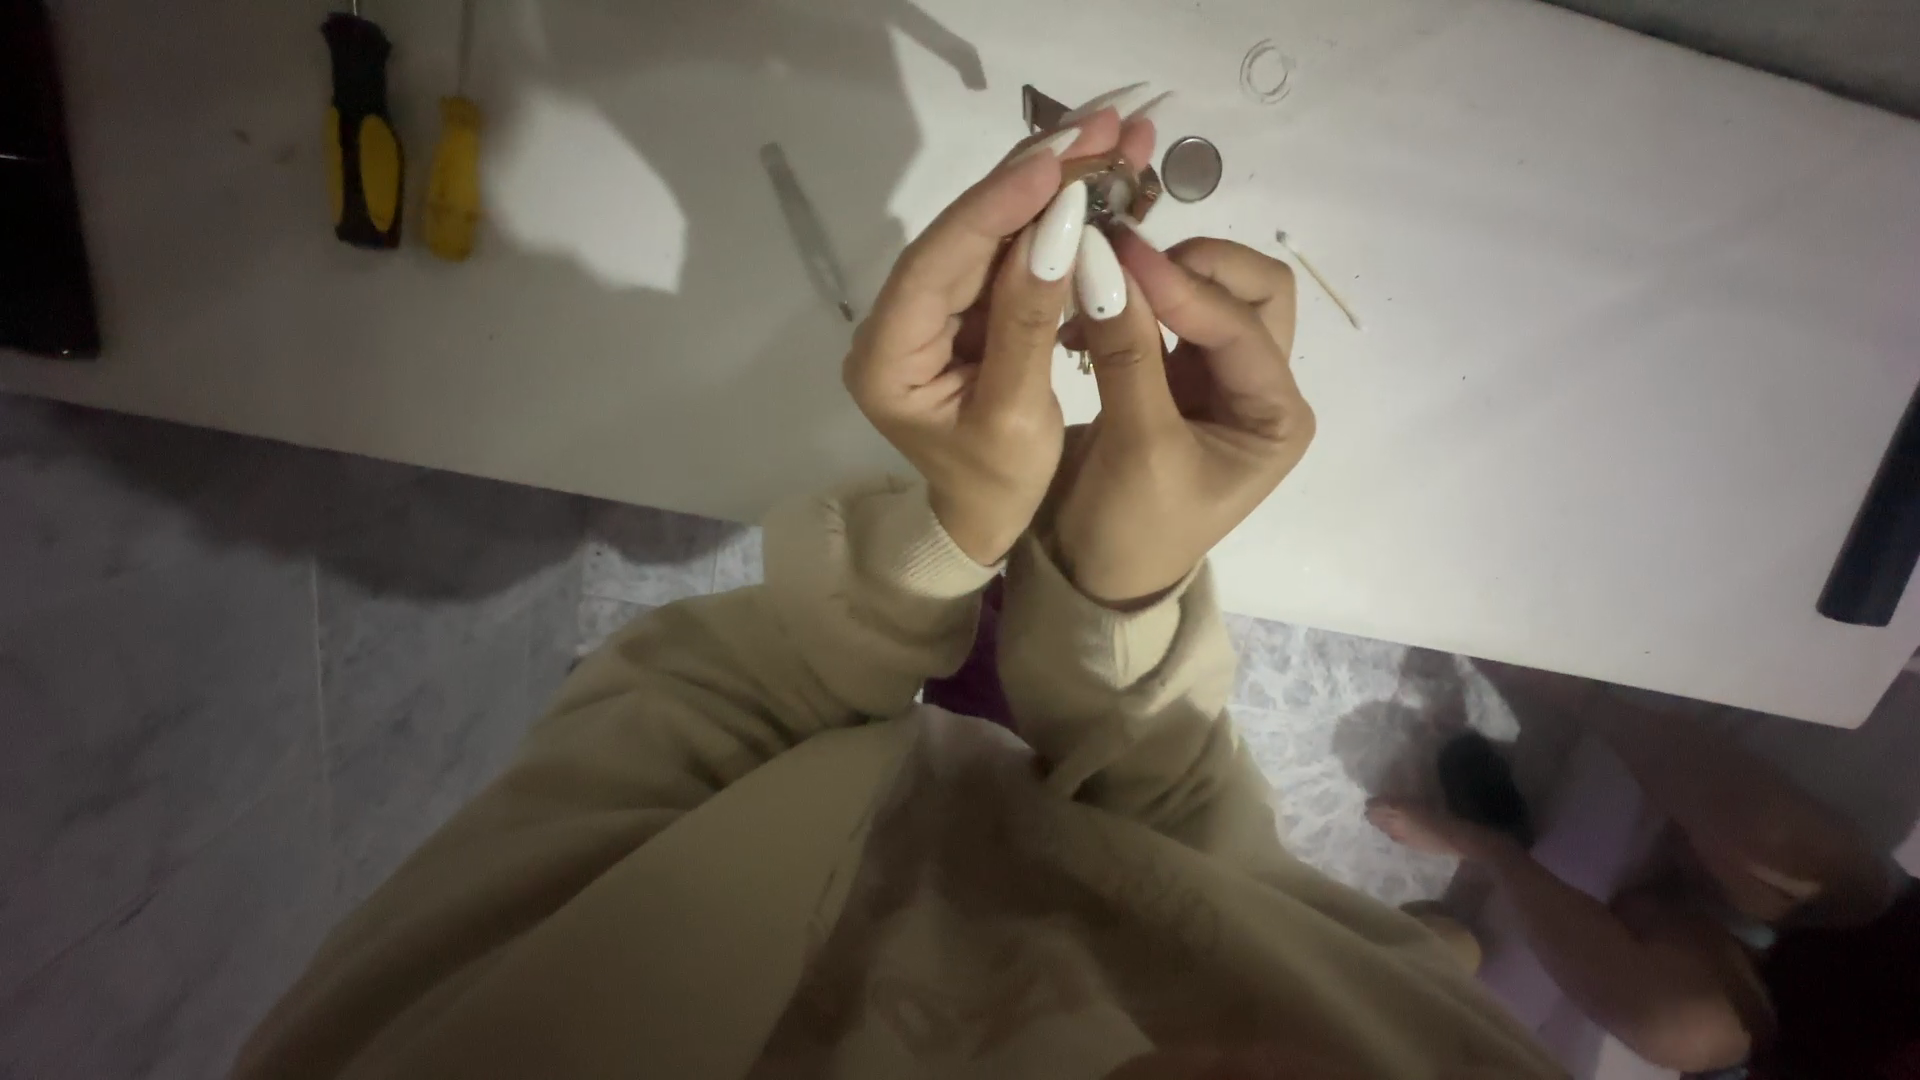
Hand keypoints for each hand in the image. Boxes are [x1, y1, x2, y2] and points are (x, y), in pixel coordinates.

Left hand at [845, 111, 1154, 564]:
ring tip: (1108, 139)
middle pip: (961, 236)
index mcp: (886, 358)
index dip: (995, 207)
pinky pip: (1002, 256)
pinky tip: (1090, 183)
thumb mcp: (1016, 414)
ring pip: (985, 235)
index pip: (936, 264)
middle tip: (1101, 124)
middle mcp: (894, 324)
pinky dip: (1046, 222)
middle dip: (1031, 179)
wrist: (984, 517)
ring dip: (1046, 188)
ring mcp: (925, 314)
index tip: (1056, 158)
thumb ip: (1028, 323)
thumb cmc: (997, 485)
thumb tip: (1057, 231)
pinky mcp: (956, 312)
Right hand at [1047, 235, 1312, 605]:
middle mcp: (1259, 391)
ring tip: (1098, 280)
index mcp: (1276, 416)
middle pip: (1251, 296)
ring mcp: (1216, 384)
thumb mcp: (1139, 447)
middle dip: (1194, 270)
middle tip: (1125, 264)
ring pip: (1209, 302)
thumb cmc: (1134, 531)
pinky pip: (1163, 325)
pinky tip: (1086, 311)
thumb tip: (1102, 265)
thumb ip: (1126, 354)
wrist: (1095, 576)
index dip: (1183, 287)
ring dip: (1160, 283)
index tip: (1117, 254)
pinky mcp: (1173, 384)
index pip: (1243, 327)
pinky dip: (1132, 309)